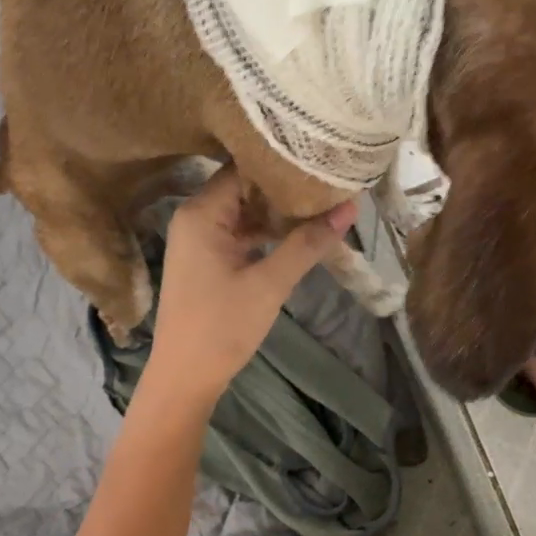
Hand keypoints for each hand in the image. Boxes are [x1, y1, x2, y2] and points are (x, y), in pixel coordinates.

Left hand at [143, 166, 357, 402]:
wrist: (185, 377)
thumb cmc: (221, 327)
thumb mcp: (269, 284)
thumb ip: (307, 243)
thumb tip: (350, 207)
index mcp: (201, 212)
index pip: (244, 166)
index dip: (282, 162)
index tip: (320, 158)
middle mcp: (195, 217)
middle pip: (245, 187)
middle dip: (285, 187)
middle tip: (330, 179)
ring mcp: (199, 241)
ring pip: (245, 213)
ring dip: (279, 213)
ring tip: (323, 204)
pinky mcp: (207, 262)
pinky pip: (240, 235)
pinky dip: (267, 234)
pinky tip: (299, 235)